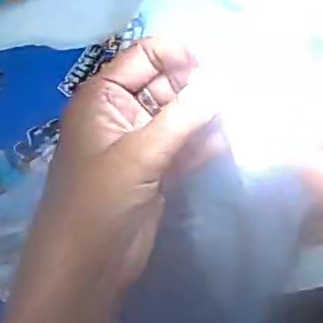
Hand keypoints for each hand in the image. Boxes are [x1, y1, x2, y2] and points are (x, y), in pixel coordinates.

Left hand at [18, 37, 218, 300]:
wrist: (87, 266)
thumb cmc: (100, 201)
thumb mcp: (139, 153)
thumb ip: (183, 117)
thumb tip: (222, 84)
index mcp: (103, 97)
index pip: (144, 56)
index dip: (178, 56)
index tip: (216, 70)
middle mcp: (122, 112)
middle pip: (167, 84)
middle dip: (198, 89)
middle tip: (235, 97)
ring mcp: (141, 142)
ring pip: (181, 116)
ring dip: (206, 118)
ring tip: (235, 120)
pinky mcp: (157, 169)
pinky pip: (186, 145)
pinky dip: (204, 144)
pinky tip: (225, 145)